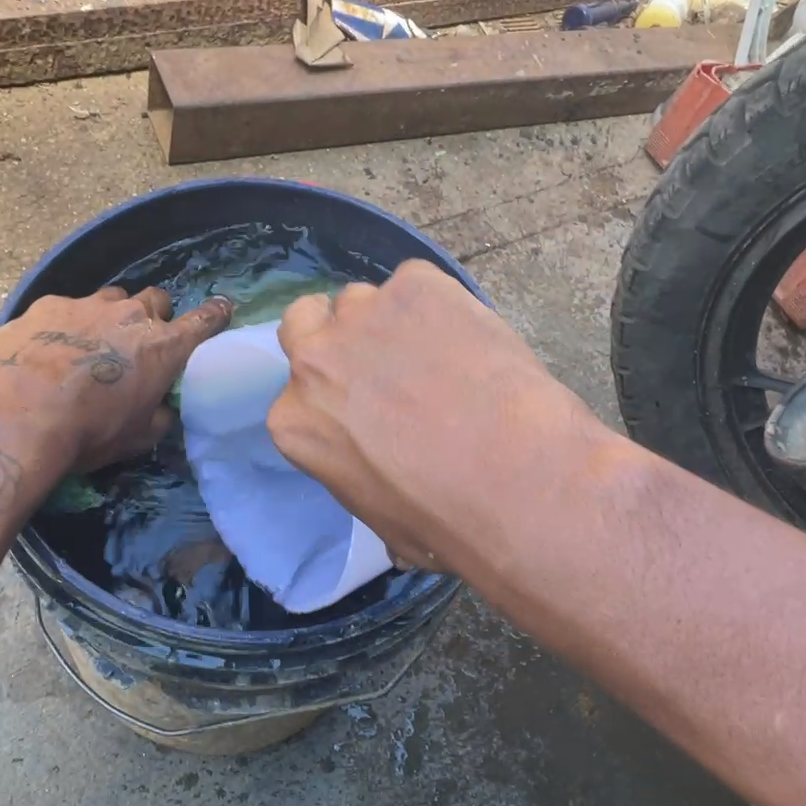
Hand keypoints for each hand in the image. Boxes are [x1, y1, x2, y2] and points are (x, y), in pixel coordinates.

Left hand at [0, 288, 232, 472]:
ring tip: (90, 344)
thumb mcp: (138, 436)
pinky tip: (45, 350)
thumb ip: (158, 413)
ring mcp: (85, 304)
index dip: (215, 314)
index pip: (204, 321)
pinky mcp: (44, 306)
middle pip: (155, 299)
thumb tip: (159, 406)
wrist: (17, 418)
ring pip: (110, 300)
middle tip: (139, 342)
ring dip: (109, 316)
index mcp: (164, 346)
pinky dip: (64, 325)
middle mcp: (130, 315)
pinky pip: (65, 308)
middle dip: (153, 316)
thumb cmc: (89, 432)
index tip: (221, 308)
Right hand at [267, 261, 617, 574]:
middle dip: (334, 335)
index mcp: (294, 421)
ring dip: (389, 321)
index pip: (299, 392)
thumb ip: (360, 475)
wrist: (512, 477)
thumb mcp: (381, 520)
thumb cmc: (445, 519)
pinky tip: (471, 339)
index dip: (333, 394)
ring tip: (440, 351)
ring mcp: (362, 316)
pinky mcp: (415, 286)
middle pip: (304, 322)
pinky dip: (440, 305)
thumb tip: (389, 483)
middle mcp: (314, 362)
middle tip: (381, 359)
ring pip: (363, 300)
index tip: (364, 403)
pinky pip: (418, 285)